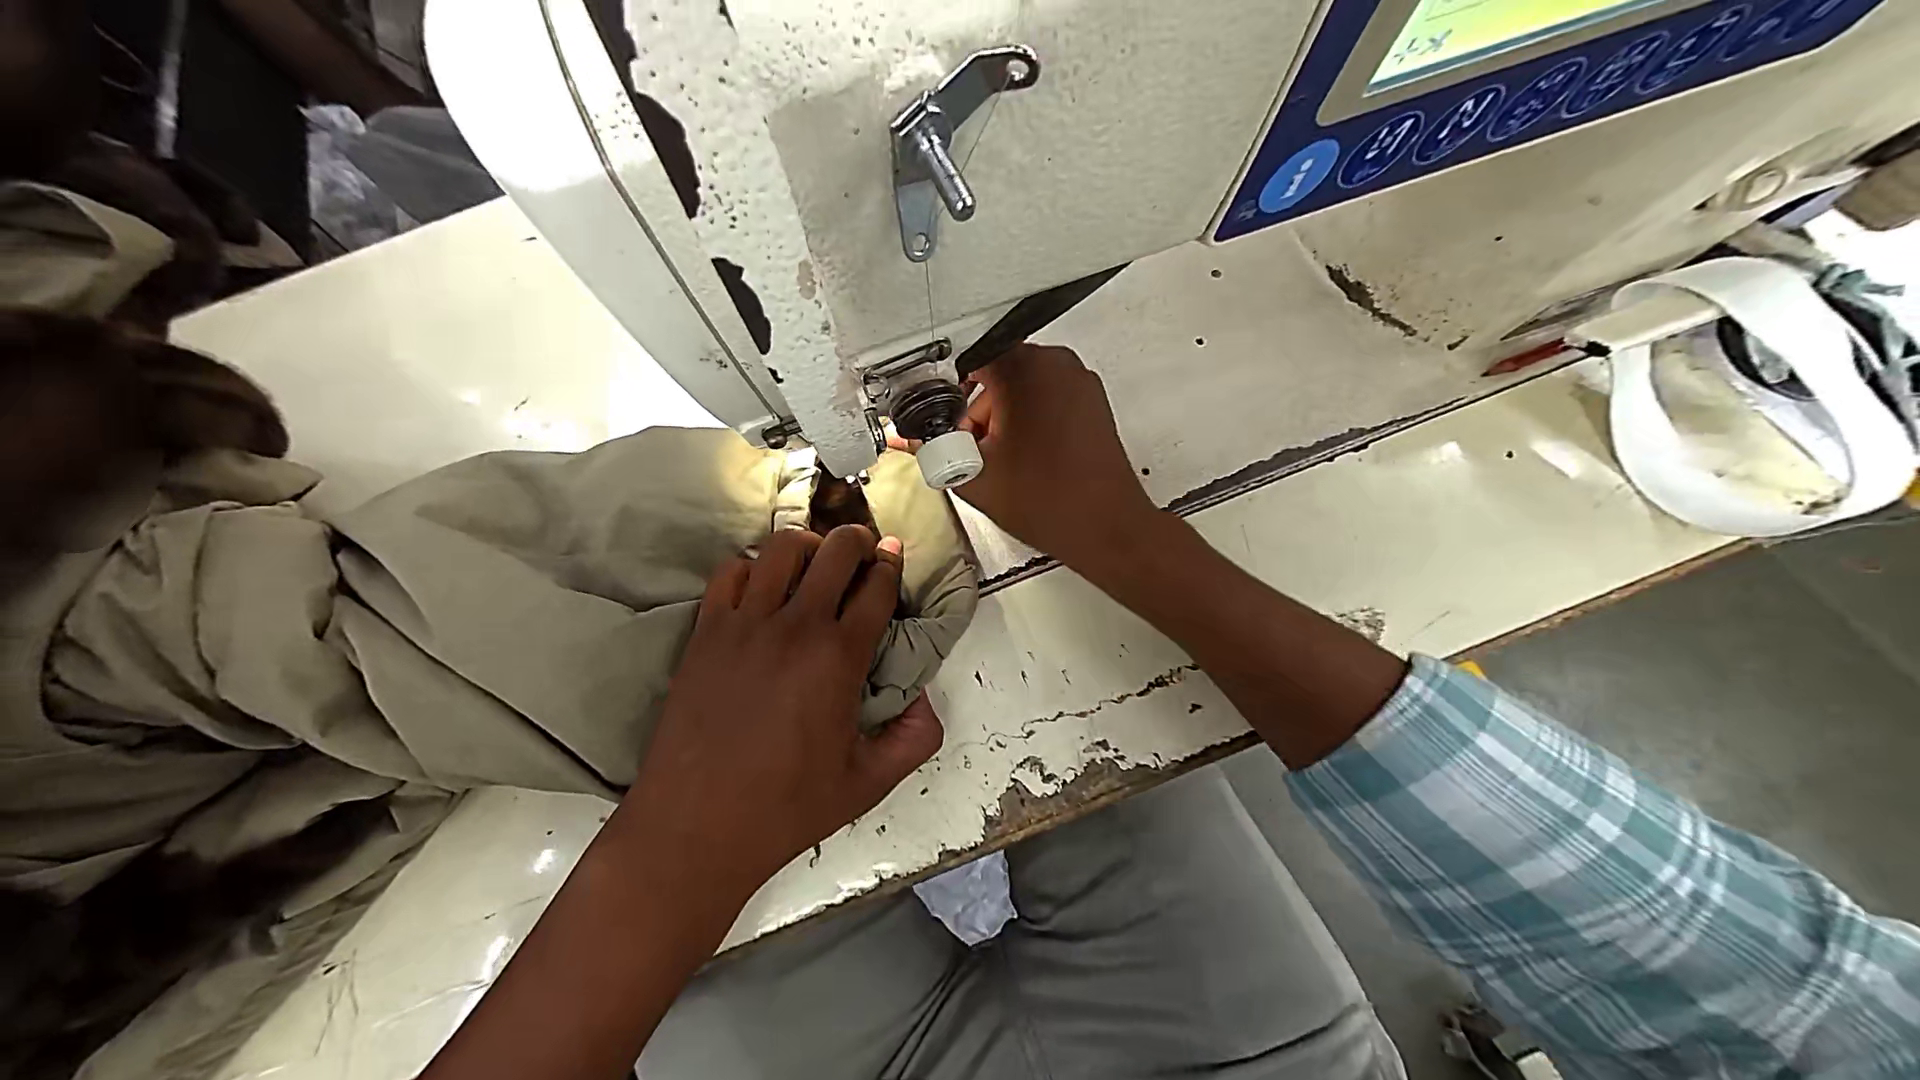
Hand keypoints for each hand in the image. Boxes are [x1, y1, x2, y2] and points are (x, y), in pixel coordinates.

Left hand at [624, 526, 943, 897]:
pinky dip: (752, 568)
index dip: (892, 564)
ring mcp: (745, 625)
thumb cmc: (785, 807)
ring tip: (815, 562)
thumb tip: (925, 699)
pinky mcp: (706, 632)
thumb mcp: (869, 783)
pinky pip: (731, 573)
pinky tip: (762, 588)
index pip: (876, 586)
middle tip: (864, 550)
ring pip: (782, 549)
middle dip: (859, 540)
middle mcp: (795, 627)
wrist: (696, 825)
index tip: (894, 556)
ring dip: (808, 545)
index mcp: (839, 657)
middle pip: (836, 550)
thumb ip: (915, 738)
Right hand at [945, 344, 1160, 570]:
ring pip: (1025, 388)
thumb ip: (934, 449)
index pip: (969, 361)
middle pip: (999, 374)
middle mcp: (1057, 366)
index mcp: (1023, 370)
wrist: (1104, 527)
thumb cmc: (1053, 501)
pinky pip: (1050, 401)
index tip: (946, 417)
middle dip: (979, 412)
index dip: (950, 393)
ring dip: (1005, 420)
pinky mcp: (1093, 405)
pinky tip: (1027, 461)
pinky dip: (1032, 423)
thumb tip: (916, 438)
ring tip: (1003, 462)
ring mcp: (1080, 384)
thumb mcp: (972, 475)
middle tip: (972, 449)